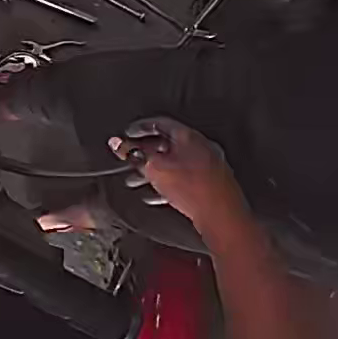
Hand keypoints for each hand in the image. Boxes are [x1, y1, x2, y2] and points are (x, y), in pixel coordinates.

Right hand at [109, 117, 246, 230]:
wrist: (220, 215)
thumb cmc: (192, 188)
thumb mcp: (153, 168)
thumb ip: (133, 154)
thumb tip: (117, 143)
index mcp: (189, 136)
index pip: (159, 123)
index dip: (140, 127)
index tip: (128, 134)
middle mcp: (201, 147)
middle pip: (166, 143)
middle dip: (144, 151)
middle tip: (130, 157)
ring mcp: (207, 165)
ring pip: (174, 162)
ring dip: (153, 169)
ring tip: (136, 179)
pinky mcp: (209, 183)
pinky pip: (183, 177)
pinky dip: (166, 182)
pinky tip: (155, 194)